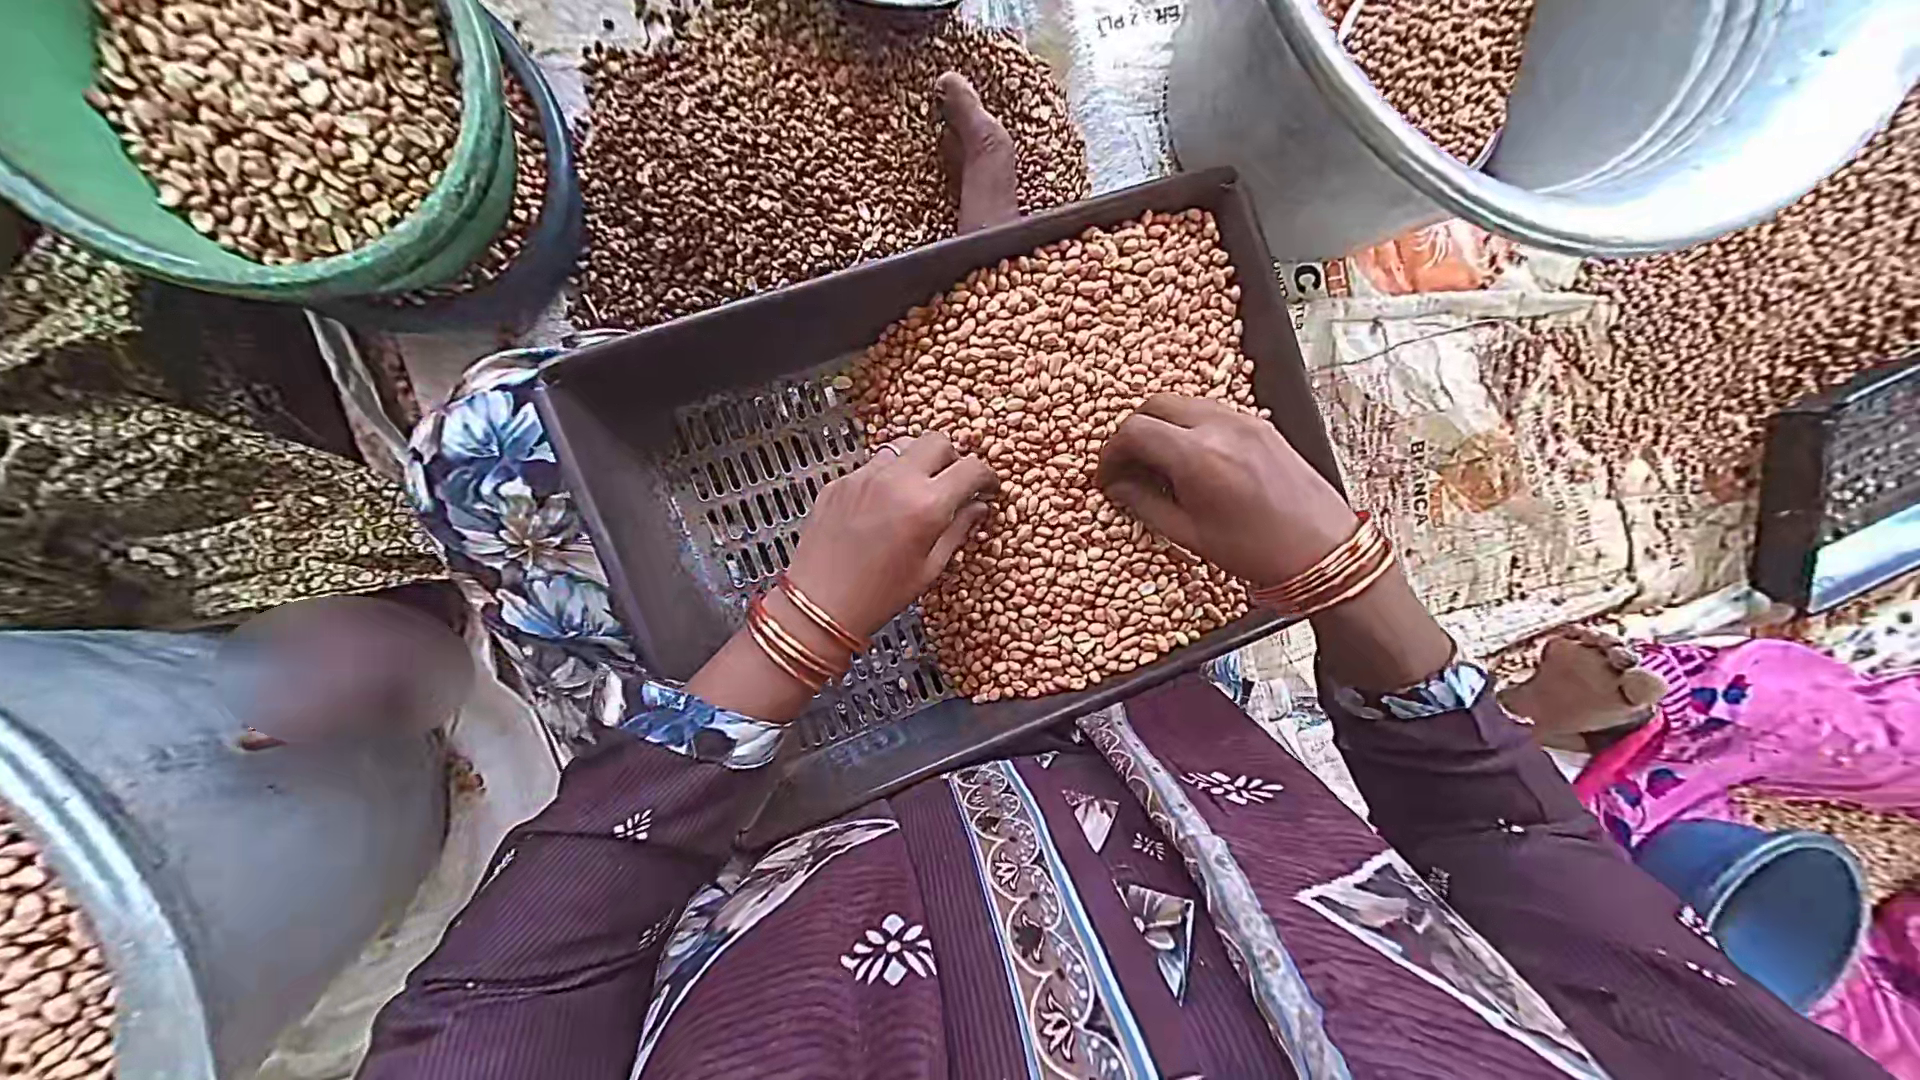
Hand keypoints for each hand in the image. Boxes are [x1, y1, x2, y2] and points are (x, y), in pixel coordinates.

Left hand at [786, 432, 999, 638]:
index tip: (987, 486)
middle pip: (937, 441)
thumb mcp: (930, 568)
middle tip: (954, 483)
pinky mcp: (840, 482)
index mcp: (926, 505)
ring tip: (919, 490)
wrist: (819, 605)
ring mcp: (864, 477)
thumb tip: (977, 508)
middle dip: (953, 458)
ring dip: (919, 461)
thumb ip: (958, 529)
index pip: (971, 468)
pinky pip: (873, 464)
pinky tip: (885, 504)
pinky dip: (888, 475)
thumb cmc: (877, 595)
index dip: (986, 476)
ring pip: (903, 446)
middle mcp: (895, 481)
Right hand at [1096, 394, 1355, 585]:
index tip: (1108, 476)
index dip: (1111, 453)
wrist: (1323, 550)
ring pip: (1182, 403)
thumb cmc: (1257, 550)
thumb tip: (1117, 487)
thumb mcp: (1187, 533)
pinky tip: (1188, 460)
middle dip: (1132, 432)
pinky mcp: (1261, 425)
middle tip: (1126, 465)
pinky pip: (1210, 411)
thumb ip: (1144, 503)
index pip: (1134, 431)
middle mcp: (1220, 427)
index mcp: (1197, 456)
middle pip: (1154, 405)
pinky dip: (1187, 426)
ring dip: (1159, 426)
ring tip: (1155, 464)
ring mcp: (1244, 421)